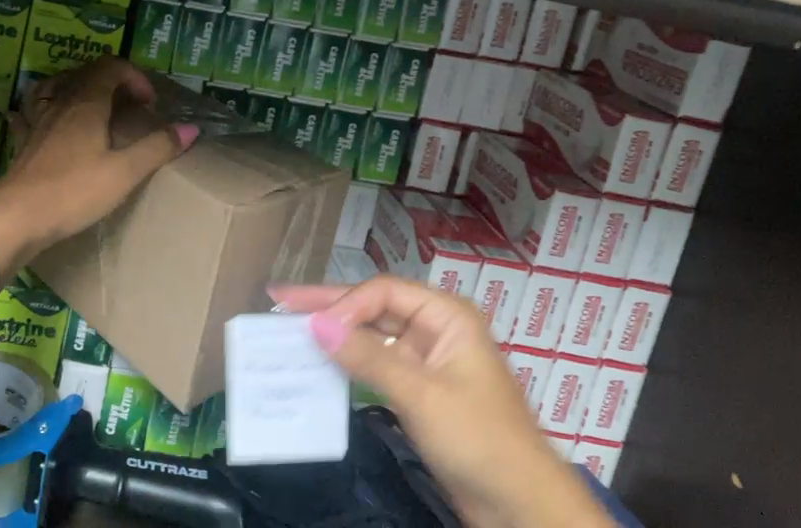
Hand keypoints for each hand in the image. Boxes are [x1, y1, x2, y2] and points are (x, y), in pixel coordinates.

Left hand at [0, 58, 197, 279]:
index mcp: (86, 103)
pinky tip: (42, 118)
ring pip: (57, 87)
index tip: (150, 105)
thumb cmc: (74, 192)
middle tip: (131, 107)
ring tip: (94, 106)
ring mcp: (38, 121)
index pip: (111, 66)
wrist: (17, 218)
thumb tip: (191, 128)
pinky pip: (32, 112)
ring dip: (79, 88)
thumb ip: (157, 148)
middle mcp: (60, 103)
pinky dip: (43, 108)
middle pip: (85, 72)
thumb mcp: (124, 173)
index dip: (135, 77)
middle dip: (112, 80)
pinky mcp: (25, 142)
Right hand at [271, 277, 613, 527]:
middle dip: (329, 306)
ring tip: (290, 328)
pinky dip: (350, 364)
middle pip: (374, 307)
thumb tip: (315, 324)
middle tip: (279, 300)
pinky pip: (377, 366)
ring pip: (373, 336)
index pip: (383, 293)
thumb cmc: (479, 439)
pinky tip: (321, 363)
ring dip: (336, 334)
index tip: (310, 328)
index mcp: (447, 316)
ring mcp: (428, 361)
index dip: (345, 304)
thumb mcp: (421, 395)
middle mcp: (436, 329)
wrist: (521, 506)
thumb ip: (368, 357)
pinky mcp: (420, 392)